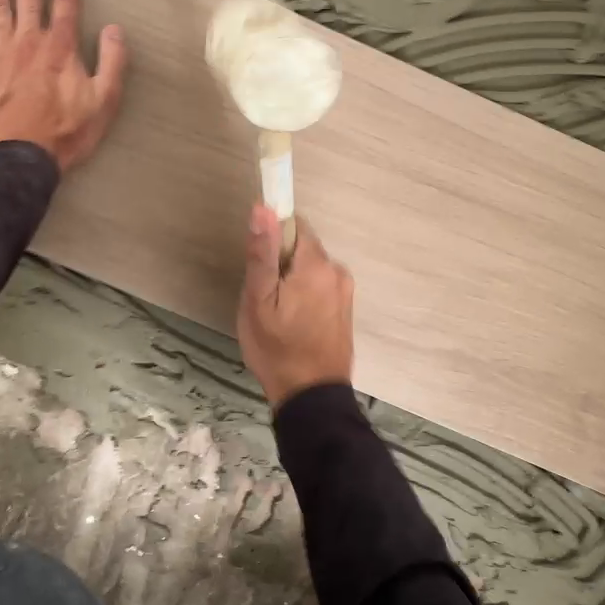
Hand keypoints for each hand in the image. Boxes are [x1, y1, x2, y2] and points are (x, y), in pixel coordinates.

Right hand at [238, 206, 354, 407]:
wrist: (311, 397)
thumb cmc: (277, 348)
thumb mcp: (258, 300)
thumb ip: (262, 253)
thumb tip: (263, 207)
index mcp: (316, 264)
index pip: (292, 225)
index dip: (271, 241)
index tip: (260, 268)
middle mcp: (337, 271)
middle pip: (301, 248)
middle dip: (280, 264)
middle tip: (264, 298)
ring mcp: (345, 292)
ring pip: (309, 269)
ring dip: (291, 282)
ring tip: (277, 315)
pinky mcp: (346, 309)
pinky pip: (319, 287)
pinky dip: (304, 297)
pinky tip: (293, 324)